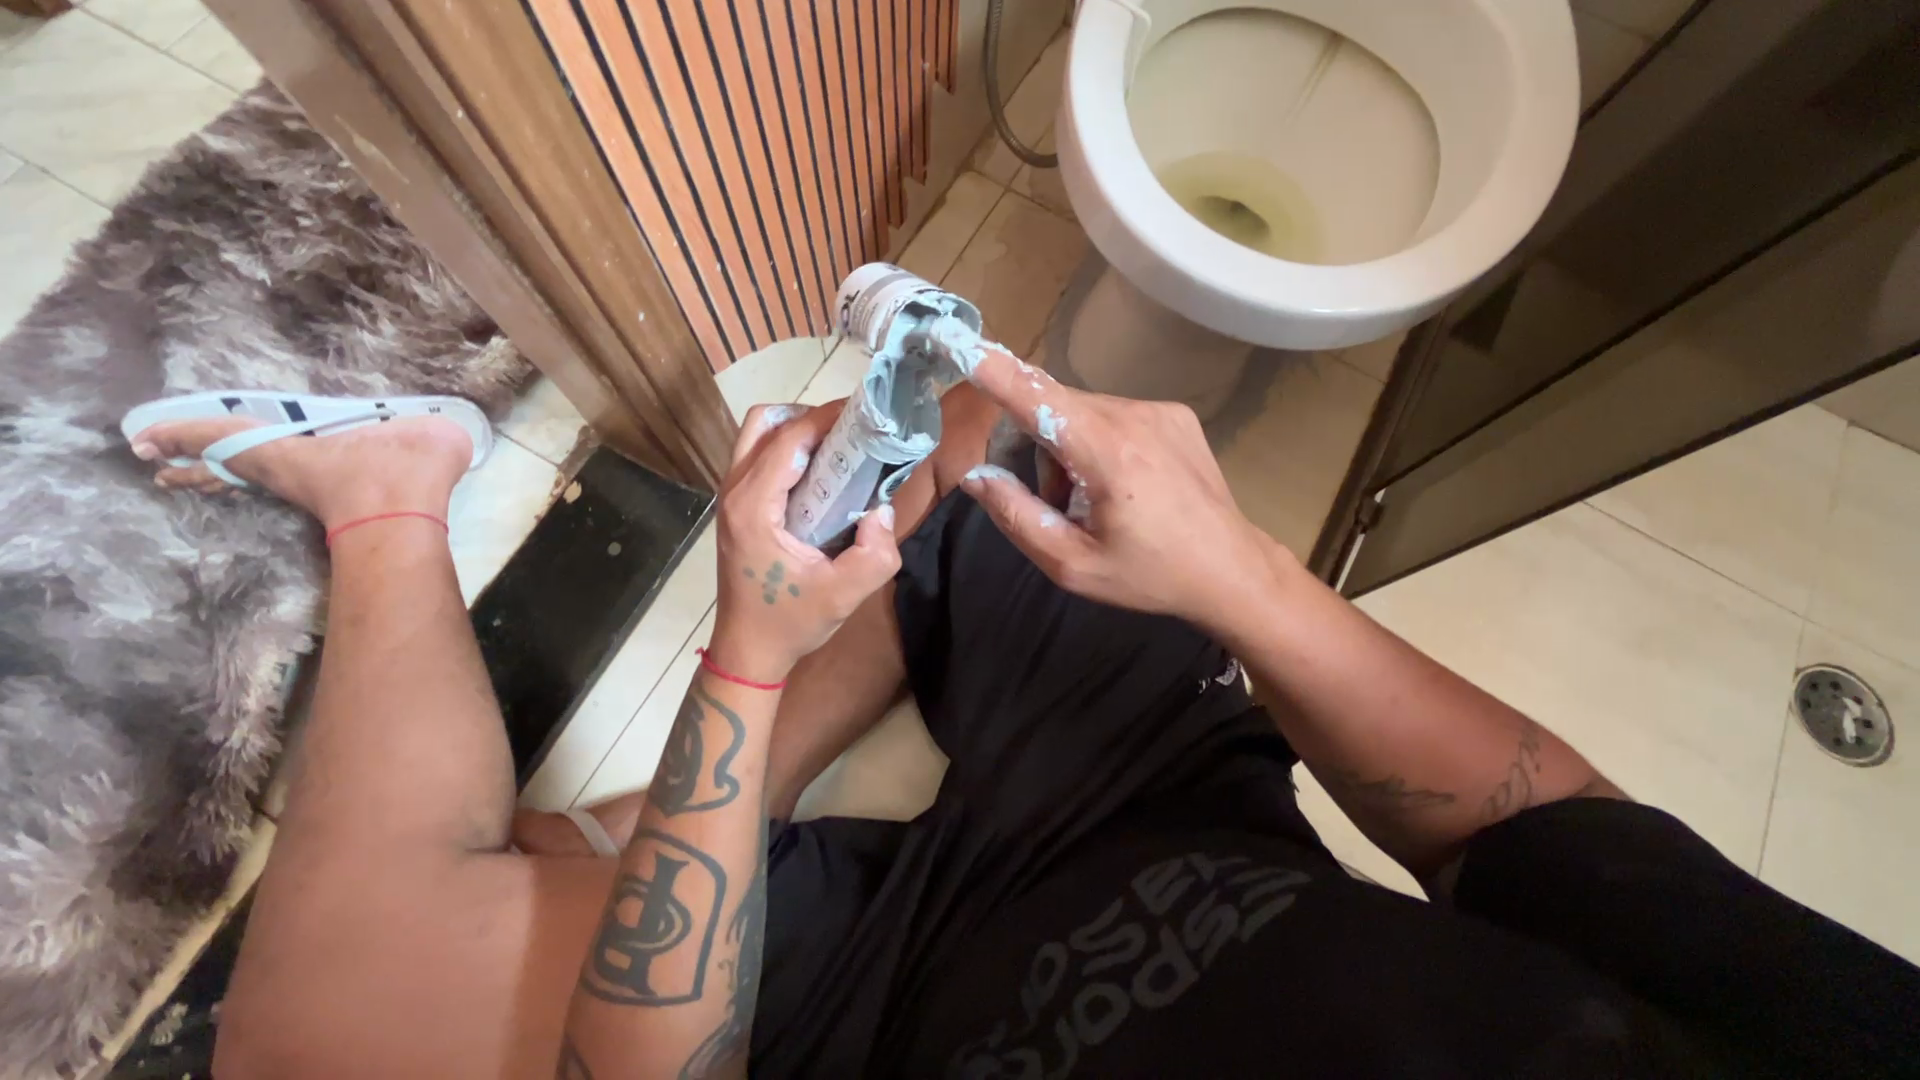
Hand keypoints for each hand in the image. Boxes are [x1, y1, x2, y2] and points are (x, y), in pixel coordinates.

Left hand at [706, 402, 901, 683]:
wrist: (748, 650)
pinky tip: (820, 471)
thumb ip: (875, 555)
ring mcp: (730, 498)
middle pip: (765, 423)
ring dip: (795, 429)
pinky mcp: (735, 507)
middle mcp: (734, 492)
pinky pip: (756, 456)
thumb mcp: (843, 596)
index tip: (866, 415)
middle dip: (810, 416)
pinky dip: (787, 448)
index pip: (789, 439)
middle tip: (851, 431)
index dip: (827, 417)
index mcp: (754, 507)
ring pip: (756, 435)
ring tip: (836, 445)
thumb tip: (882, 512)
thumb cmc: (790, 622)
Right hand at [957, 349, 1287, 640]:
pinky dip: (1098, 441)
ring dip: (1069, 448)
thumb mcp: (1072, 564)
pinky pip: (1113, 414)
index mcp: (1108, 455)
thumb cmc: (1148, 576)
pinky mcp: (1174, 412)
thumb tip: (976, 476)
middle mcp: (1134, 417)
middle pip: (1055, 407)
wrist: (1231, 570)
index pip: (1037, 400)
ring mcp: (1158, 410)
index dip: (994, 371)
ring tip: (1096, 501)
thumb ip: (1017, 517)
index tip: (959, 340)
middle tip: (1060, 505)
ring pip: (1082, 411)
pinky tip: (1123, 484)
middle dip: (1039, 448)